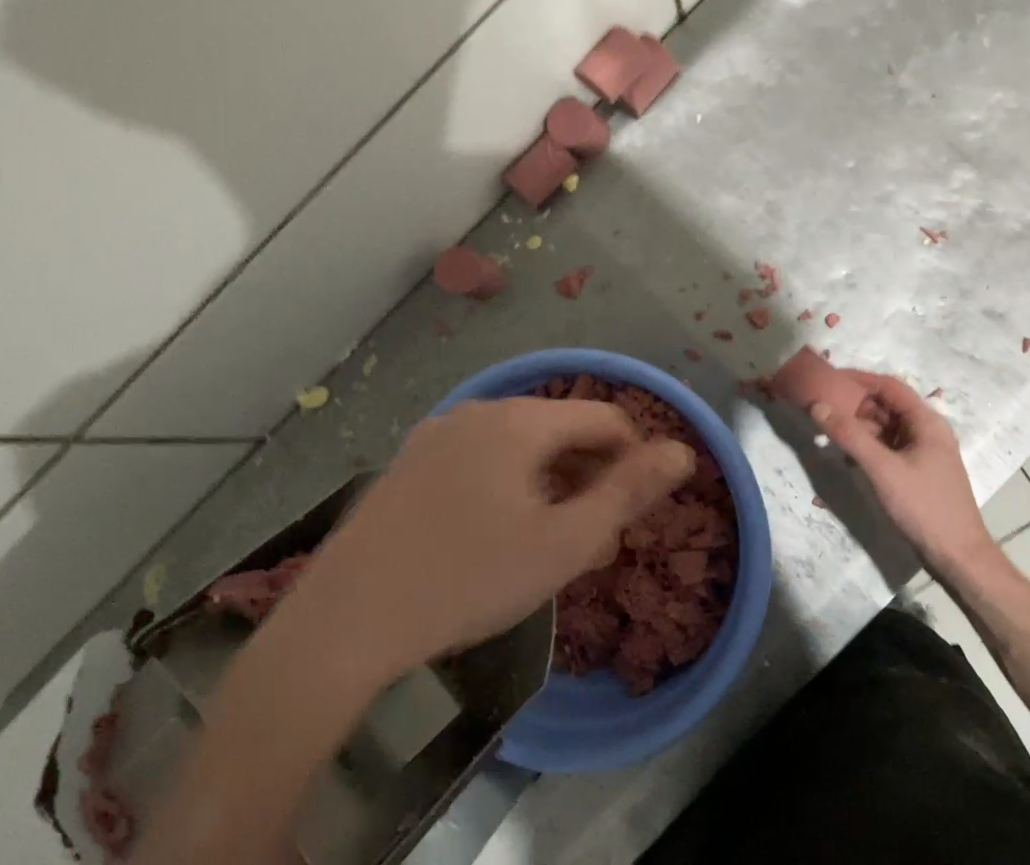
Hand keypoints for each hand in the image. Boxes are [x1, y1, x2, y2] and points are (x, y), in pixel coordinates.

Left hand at [287, 397, 694, 678]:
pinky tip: (497, 538)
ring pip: (517, 447)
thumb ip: (628, 493)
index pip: (604, 418)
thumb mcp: (563, 543)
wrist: (348, 619)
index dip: (634, 460)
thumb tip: (681, 452)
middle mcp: (475, 411)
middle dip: (591, 476)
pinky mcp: (407, 464)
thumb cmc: (469, 580)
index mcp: (518, 421)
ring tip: (552, 544)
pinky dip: (507, 488)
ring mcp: (434, 435)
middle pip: (559, 429)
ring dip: (550, 485)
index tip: (636, 513)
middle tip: (596, 540)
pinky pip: (478, 461)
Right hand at [814, 371, 999, 574]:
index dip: (859, 379)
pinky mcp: (919, 471)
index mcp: (927, 421)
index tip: (827, 378)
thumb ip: (848, 435)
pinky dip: (869, 447)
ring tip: (829, 432)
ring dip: (860, 428)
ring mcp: (925, 452)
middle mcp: (928, 431)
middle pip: (888, 406)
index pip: (889, 386)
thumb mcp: (881, 469)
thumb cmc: (923, 505)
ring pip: (887, 429)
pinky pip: (890, 448)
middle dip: (855, 405)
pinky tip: (848, 457)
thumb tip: (816, 405)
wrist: (957, 554)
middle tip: (822, 408)